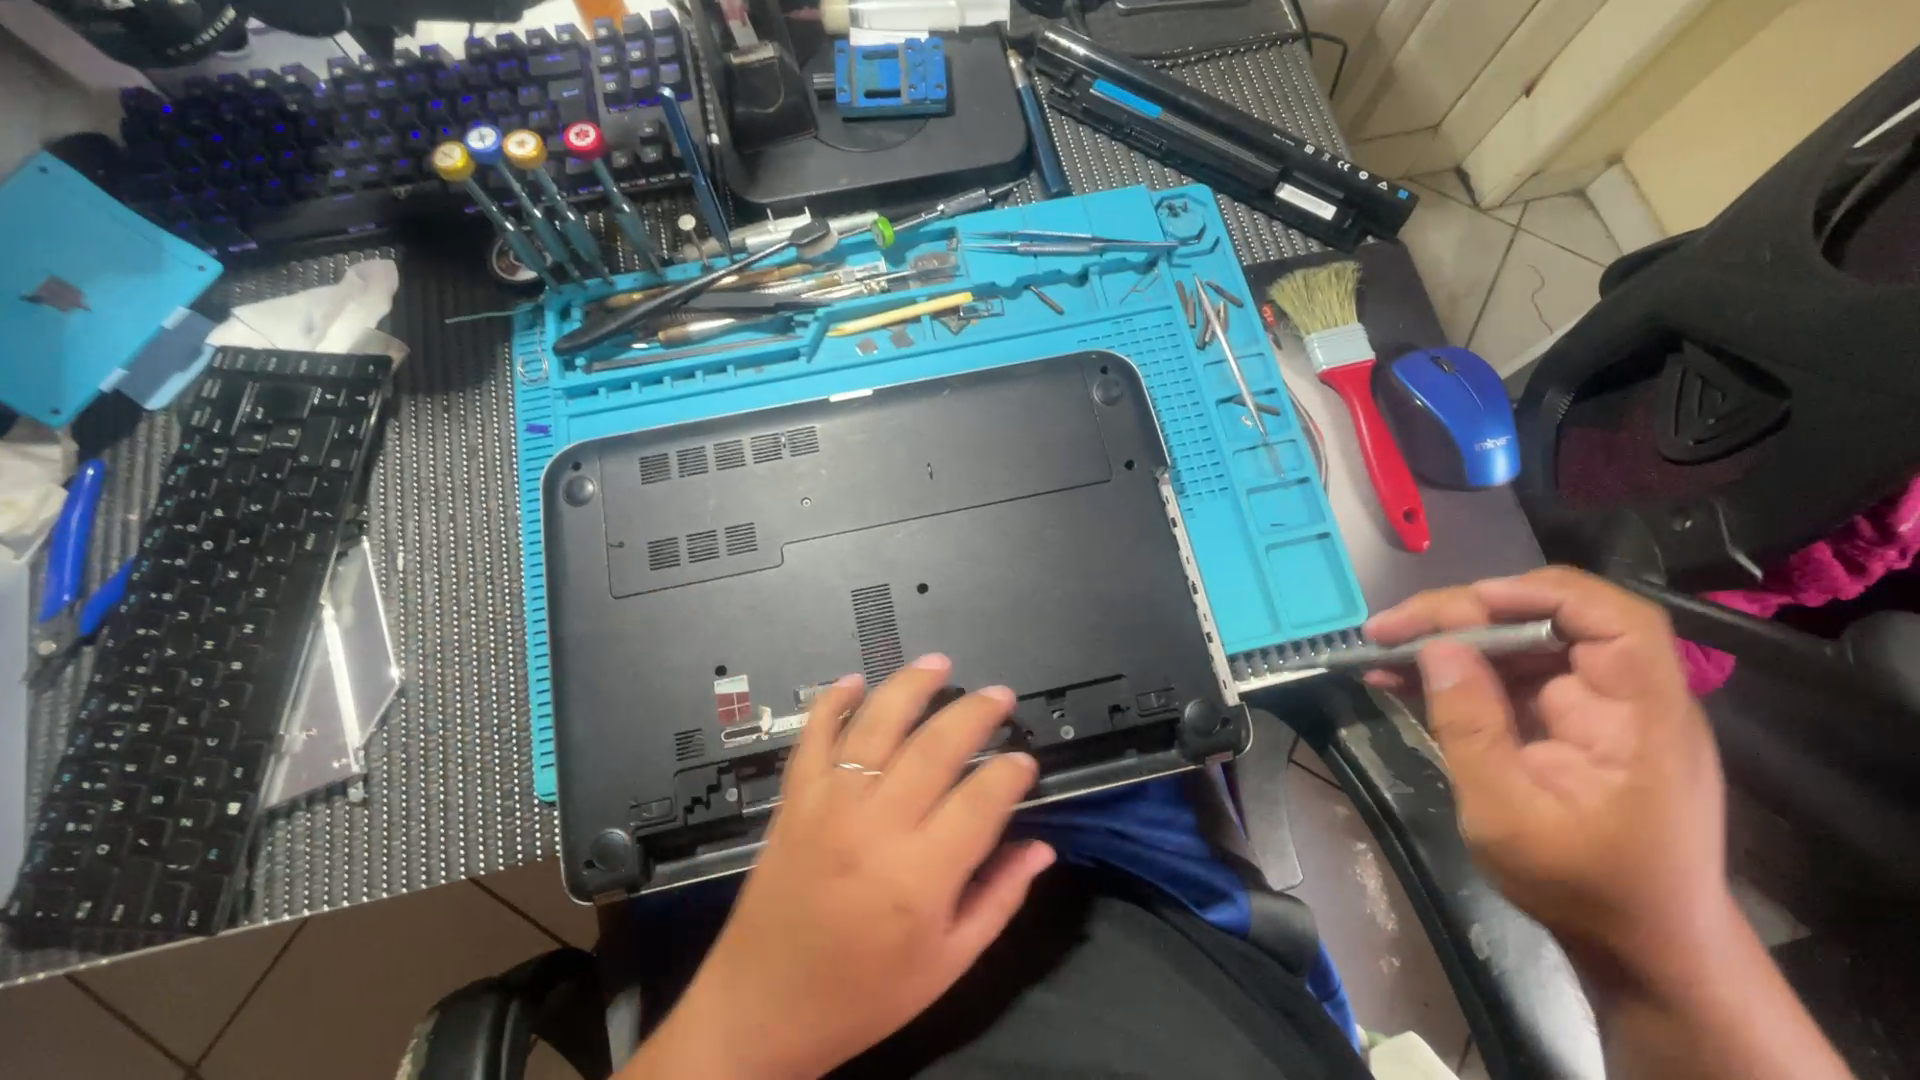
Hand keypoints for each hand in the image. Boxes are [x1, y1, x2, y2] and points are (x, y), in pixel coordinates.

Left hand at [627, 654, 1053, 1079]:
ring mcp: (828, 806)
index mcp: (921, 876)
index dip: (1013, 771)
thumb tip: (1040, 848)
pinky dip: (832, 702)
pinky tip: (853, 681)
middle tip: (1001, 696)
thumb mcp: (947, 964)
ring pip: (876, 725)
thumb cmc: (863, 996)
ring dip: (911, 687)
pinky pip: (812, 737)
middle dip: (976, 713)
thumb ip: (999, 900)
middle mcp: (875, 827)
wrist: (762, 1009)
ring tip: (940, 665)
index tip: (1027, 762)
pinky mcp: (793, 801)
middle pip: (936, 746)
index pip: (983, 799)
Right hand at [1363, 567, 1734, 991]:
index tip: (1468, 603)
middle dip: (1464, 617)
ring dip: (1451, 643)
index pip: (1612, 620)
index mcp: (1639, 716)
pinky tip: (1402, 679)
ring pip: (1520, 649)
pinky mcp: (1566, 727)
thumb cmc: (1582, 886)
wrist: (1637, 946)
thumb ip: (1470, 726)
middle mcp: (1623, 699)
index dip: (1541, 594)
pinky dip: (1460, 676)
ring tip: (1381, 649)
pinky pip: (1510, 683)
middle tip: (1389, 629)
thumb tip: (1437, 647)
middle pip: (1550, 624)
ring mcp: (1594, 713)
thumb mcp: (1506, 813)